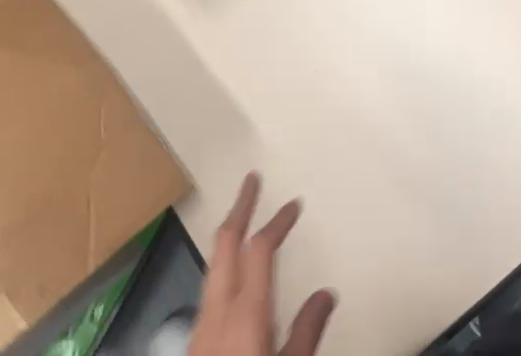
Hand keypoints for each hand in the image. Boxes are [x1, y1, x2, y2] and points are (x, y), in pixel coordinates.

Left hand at [192, 173, 335, 355]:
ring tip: (242, 218)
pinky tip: (232, 275)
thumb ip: (308, 332)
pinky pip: (208, 286)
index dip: (276, 222)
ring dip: (228, 235)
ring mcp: (201, 325)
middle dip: (239, 208)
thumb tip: (326, 294)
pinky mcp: (194, 342)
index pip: (259, 250)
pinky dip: (222, 264)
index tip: (294, 205)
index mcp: (247, 313)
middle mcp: (217, 310)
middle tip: (252, 180)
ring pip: (211, 264)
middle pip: (224, 244)